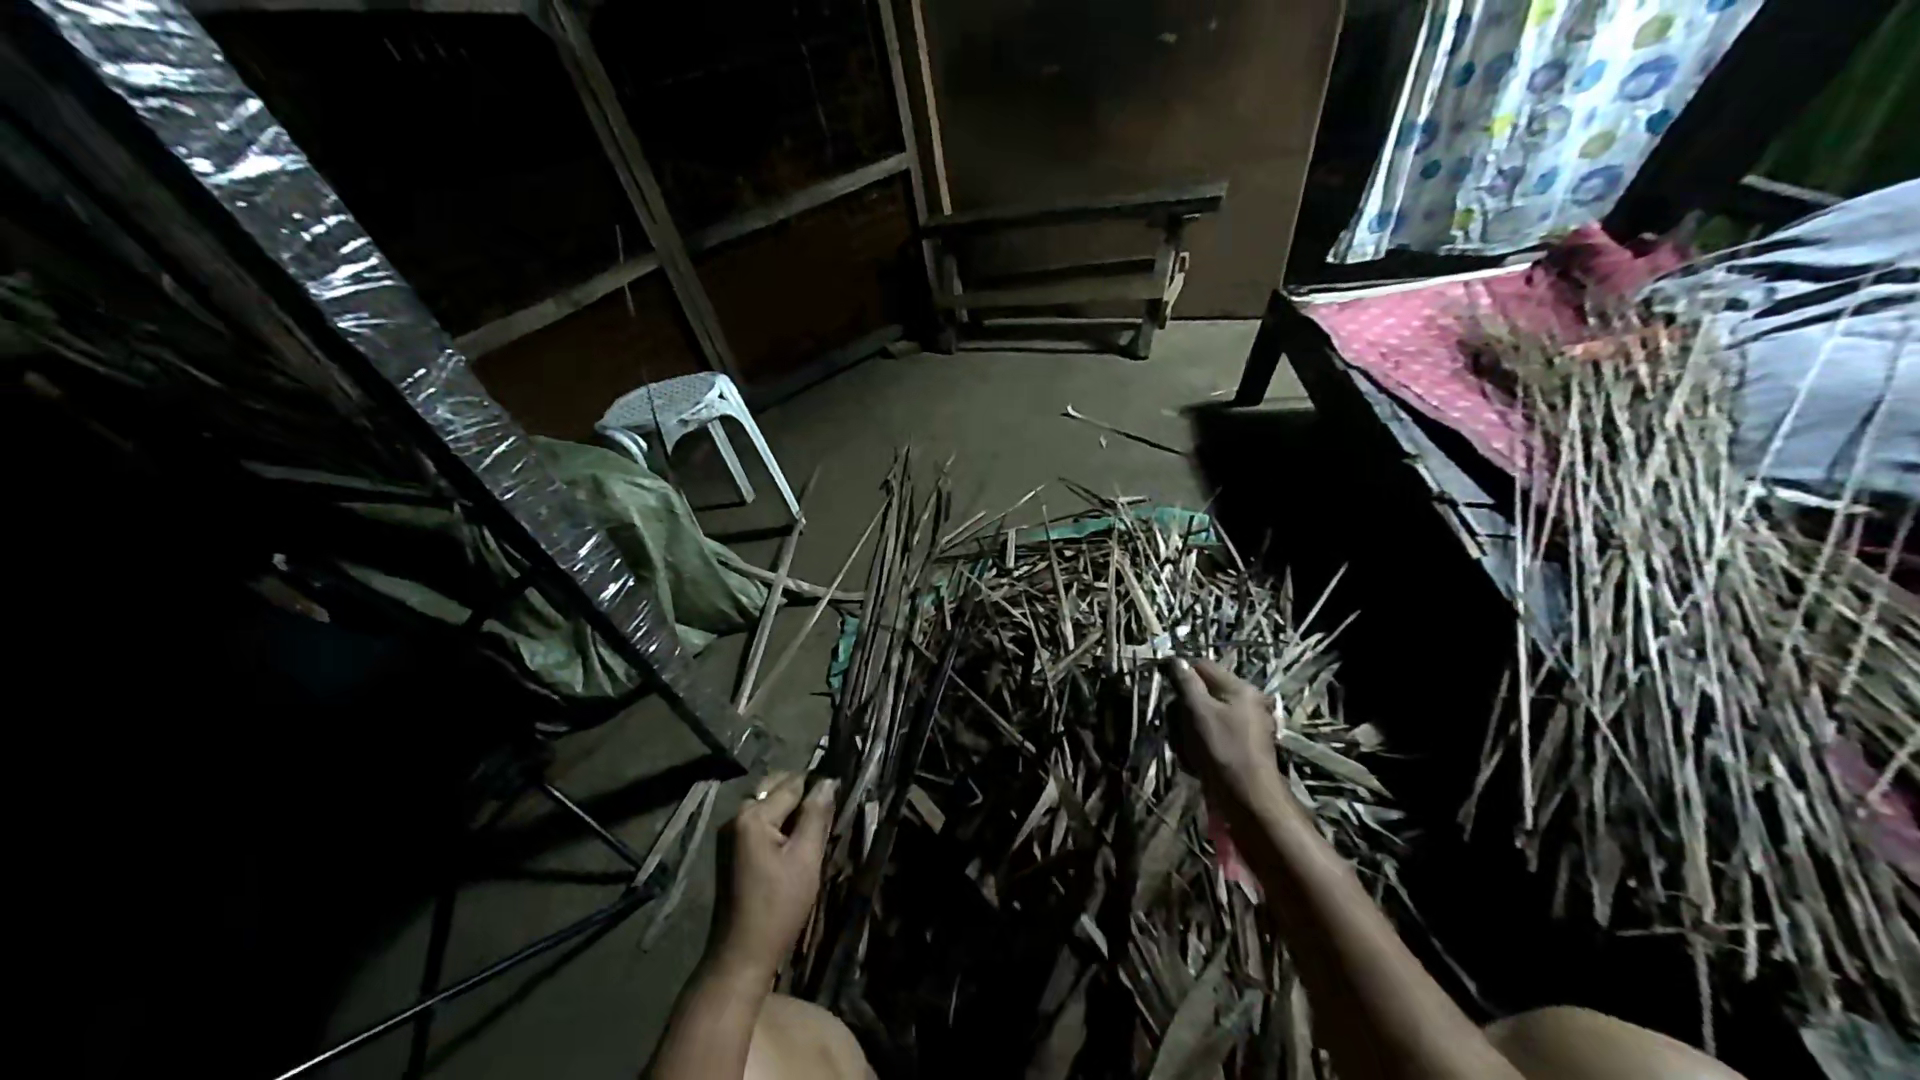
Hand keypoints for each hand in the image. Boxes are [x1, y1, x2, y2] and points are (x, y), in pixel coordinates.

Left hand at [711, 771, 836, 980]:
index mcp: (752, 816)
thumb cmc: (778, 906)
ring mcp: (730, 834)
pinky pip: (758, 821)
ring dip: (790, 809)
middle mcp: (735, 816)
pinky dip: (777, 823)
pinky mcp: (730, 850)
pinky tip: (793, 842)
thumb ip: (817, 815)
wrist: (741, 954)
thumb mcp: (806, 858)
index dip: (817, 789)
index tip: (838, 801)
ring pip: (767, 804)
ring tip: (813, 829)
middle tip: (826, 816)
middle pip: (775, 788)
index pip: (793, 785)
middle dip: (801, 795)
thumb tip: (828, 782)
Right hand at [1165, 658, 1281, 808]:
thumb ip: (1185, 683)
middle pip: (1200, 694)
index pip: (1202, 666)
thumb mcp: (1198, 711)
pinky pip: (1211, 736)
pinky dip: (1199, 746)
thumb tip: (1175, 660)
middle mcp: (1245, 703)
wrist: (1248, 800)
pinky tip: (1196, 762)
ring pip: (1201, 717)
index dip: (1180, 677)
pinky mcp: (1239, 747)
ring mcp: (1244, 726)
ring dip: (1187, 733)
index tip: (1165, 695)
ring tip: (1187, 751)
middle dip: (1182, 712)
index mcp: (1239, 689)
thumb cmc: (1222, 750)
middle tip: (1178, 731)